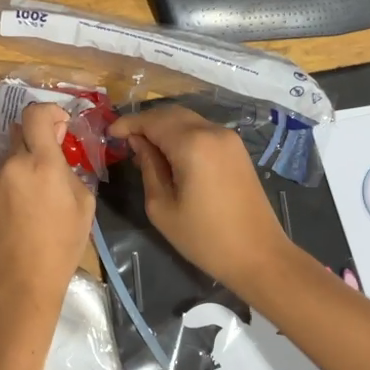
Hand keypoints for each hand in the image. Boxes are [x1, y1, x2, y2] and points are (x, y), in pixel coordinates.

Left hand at [0, 102, 95, 303]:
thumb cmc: (61, 243)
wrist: (22, 278)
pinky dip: (12, 176)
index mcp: (41, 162)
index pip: (36, 113)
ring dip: (25, 159)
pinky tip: (22, 202)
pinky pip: (0, 171)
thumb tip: (59, 155)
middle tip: (52, 157)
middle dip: (38, 137)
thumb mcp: (84, 203)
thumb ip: (71, 169)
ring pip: (11, 153)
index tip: (61, 124)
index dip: (50, 111)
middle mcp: (12, 162)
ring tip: (38, 189)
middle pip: (21, 130)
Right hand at [108, 105, 295, 289]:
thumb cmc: (205, 237)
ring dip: (163, 127)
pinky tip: (169, 152)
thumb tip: (138, 143)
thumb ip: (148, 167)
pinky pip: (202, 130)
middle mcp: (212, 132)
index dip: (128, 124)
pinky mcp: (237, 149)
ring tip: (143, 147)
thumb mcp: (162, 207)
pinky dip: (181, 134)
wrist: (259, 255)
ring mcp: (229, 139)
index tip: (109, 134)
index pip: (152, 121)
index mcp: (192, 144)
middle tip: (124, 139)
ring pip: (187, 119)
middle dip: (145, 122)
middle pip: (170, 114)